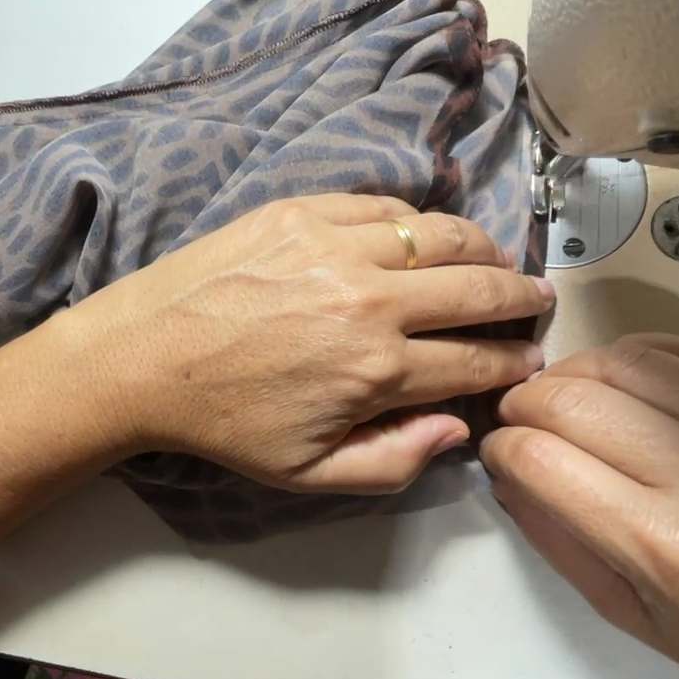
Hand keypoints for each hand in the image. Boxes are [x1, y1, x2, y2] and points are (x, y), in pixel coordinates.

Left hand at [55, 194, 553, 494]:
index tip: (528, 358)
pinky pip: (383, 205)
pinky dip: (416, 219)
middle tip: (535, 301)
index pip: (476, 360)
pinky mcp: (301, 211)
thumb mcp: (307, 473)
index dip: (513, 361)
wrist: (143, 357)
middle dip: (521, 297)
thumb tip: (457, 427)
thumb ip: (394, 460)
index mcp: (376, 370)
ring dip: (483, 248)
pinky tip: (421, 234)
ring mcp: (335, 246)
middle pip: (478, 288)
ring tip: (493, 260)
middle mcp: (370, 300)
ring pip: (443, 233)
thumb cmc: (224, 421)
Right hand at [479, 334, 678, 678]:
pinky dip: (642, 359)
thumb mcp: (648, 624)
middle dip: (525, 403)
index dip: (500, 445)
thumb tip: (507, 473)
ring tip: (574, 396)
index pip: (538, 457)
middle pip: (572, 398)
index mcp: (671, 548)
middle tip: (524, 419)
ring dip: (577, 373)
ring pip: (626, 358)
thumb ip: (560, 544)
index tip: (501, 451)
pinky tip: (635, 384)